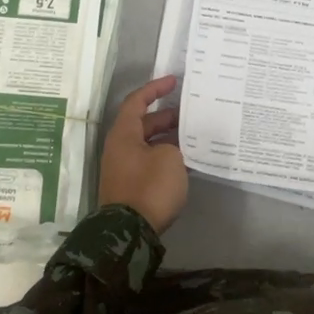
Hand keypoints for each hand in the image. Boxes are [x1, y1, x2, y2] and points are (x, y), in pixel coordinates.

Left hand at [98, 76, 187, 234]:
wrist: (130, 232)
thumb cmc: (149, 186)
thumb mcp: (170, 158)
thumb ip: (174, 145)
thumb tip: (171, 149)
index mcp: (124, 134)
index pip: (137, 101)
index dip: (155, 89)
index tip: (174, 82)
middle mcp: (120, 148)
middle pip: (143, 124)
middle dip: (167, 116)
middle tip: (191, 113)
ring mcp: (123, 168)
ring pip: (148, 144)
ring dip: (168, 138)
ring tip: (194, 136)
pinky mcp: (130, 186)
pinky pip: (149, 162)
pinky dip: (166, 156)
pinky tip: (185, 160)